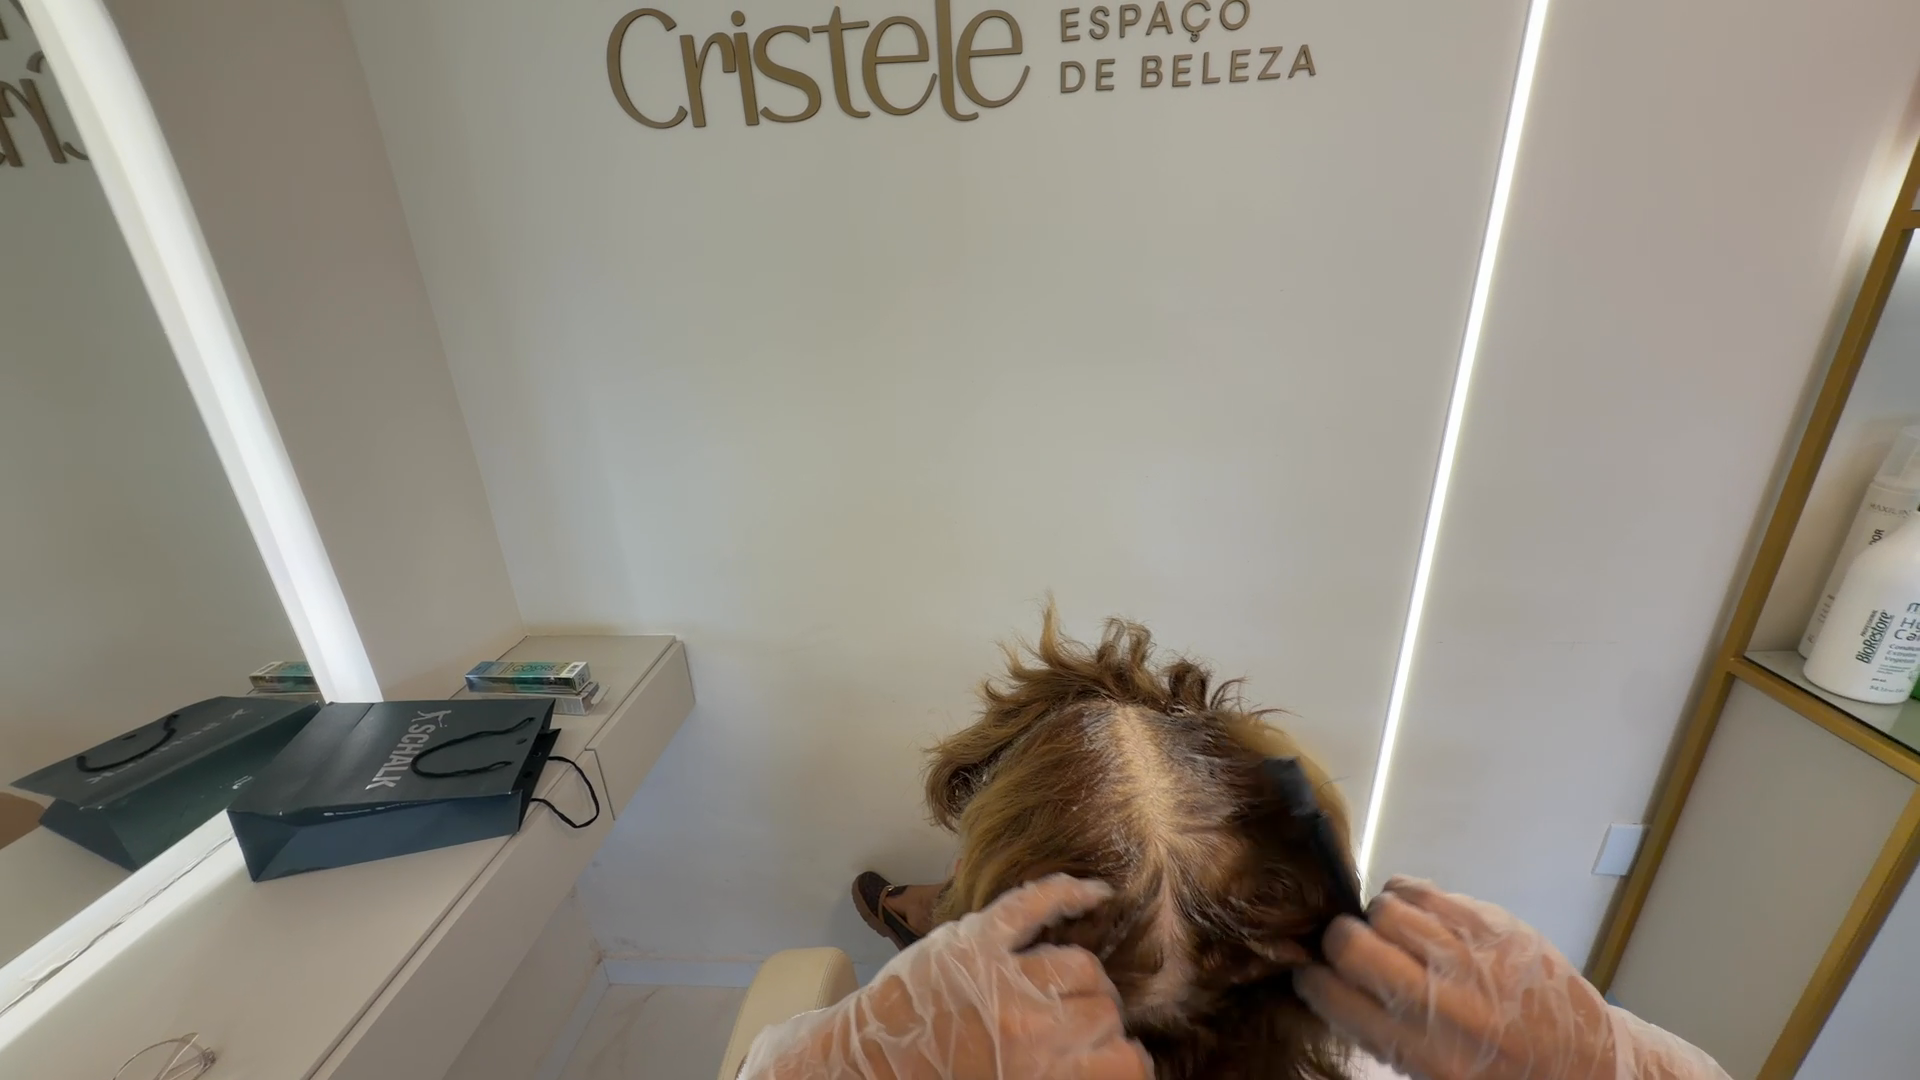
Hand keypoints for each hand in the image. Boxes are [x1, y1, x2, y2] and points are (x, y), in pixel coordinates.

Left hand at [741, 874, 1154, 1079]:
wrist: (866, 1065)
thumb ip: (1061, 1077)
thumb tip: (1108, 1064)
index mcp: (1041, 1075)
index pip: (1125, 1062)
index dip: (1126, 1060)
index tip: (1113, 1058)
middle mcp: (1029, 1026)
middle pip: (1104, 1009)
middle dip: (1100, 1019)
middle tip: (1081, 1025)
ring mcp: (1002, 973)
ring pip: (1082, 964)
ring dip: (1086, 977)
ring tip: (1073, 985)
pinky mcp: (978, 937)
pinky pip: (1035, 903)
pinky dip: (1069, 892)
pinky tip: (1098, 891)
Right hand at [1293, 877, 1728, 1079]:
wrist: (1594, 1068)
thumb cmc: (1499, 1077)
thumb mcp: (1432, 1077)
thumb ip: (1378, 1031)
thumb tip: (1319, 976)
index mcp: (1427, 1056)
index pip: (1331, 995)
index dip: (1312, 978)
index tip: (1318, 974)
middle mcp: (1447, 1007)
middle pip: (1350, 942)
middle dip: (1339, 940)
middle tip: (1354, 949)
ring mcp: (1472, 959)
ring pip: (1382, 908)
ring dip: (1379, 920)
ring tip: (1398, 937)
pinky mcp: (1490, 923)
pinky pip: (1416, 887)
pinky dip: (1407, 898)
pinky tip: (1423, 922)